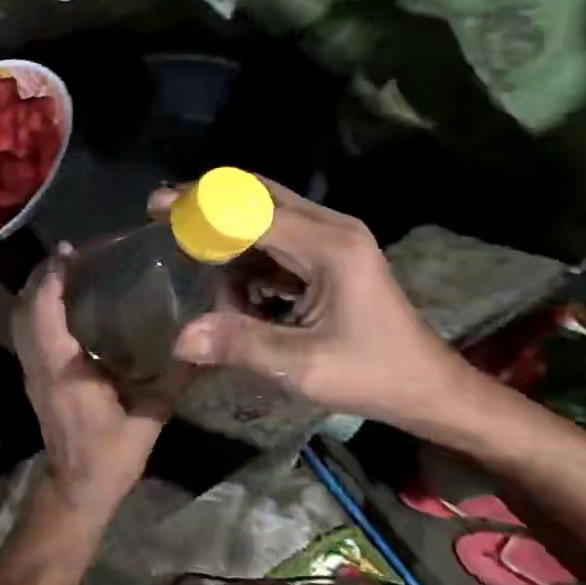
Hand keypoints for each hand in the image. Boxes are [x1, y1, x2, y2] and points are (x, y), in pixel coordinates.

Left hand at [11, 247, 176, 517]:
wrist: (76, 487)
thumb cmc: (110, 455)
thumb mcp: (148, 417)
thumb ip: (172, 380)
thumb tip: (198, 345)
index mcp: (62, 368)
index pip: (44, 310)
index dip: (51, 277)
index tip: (68, 252)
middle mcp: (38, 364)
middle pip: (24, 308)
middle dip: (41, 276)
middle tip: (68, 255)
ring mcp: (31, 371)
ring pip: (19, 320)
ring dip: (35, 291)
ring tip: (63, 271)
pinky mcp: (33, 378)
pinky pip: (25, 333)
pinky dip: (36, 310)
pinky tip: (61, 304)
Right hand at [162, 179, 470, 431]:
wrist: (430, 389)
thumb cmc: (374, 375)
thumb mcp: (304, 366)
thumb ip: (241, 345)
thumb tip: (179, 338)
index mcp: (330, 247)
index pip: (252, 210)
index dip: (200, 206)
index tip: (155, 206)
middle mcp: (331, 230)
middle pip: (256, 194)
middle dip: (206, 201)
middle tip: (161, 212)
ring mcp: (331, 240)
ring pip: (262, 215)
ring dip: (224, 232)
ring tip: (188, 255)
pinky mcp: (326, 256)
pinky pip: (271, 238)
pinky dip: (241, 253)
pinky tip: (228, 287)